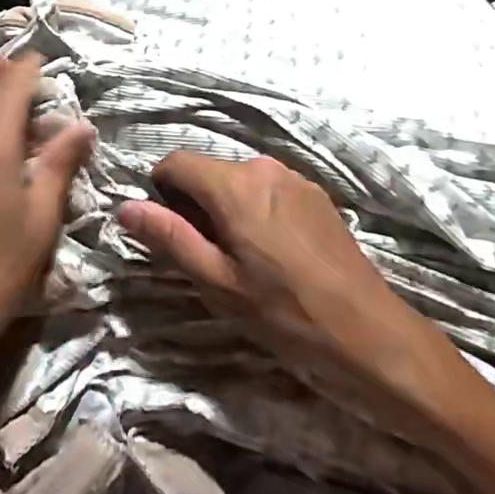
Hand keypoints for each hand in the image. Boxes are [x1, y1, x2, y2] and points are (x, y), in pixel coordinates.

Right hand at [118, 154, 494, 493]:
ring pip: (241, 181)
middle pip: (211, 172)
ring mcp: (297, 178)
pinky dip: (258, 212)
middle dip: (197, 205)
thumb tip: (125, 207)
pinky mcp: (318, 195)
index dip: (162, 191)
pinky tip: (276, 256)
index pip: (177, 161)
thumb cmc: (284, 314)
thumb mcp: (217, 283)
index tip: (169, 232)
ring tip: (245, 263)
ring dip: (229, 210)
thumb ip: (169, 238)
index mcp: (236, 184)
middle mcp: (266, 167)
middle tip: (209, 260)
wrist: (368, 332)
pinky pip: (270, 190)